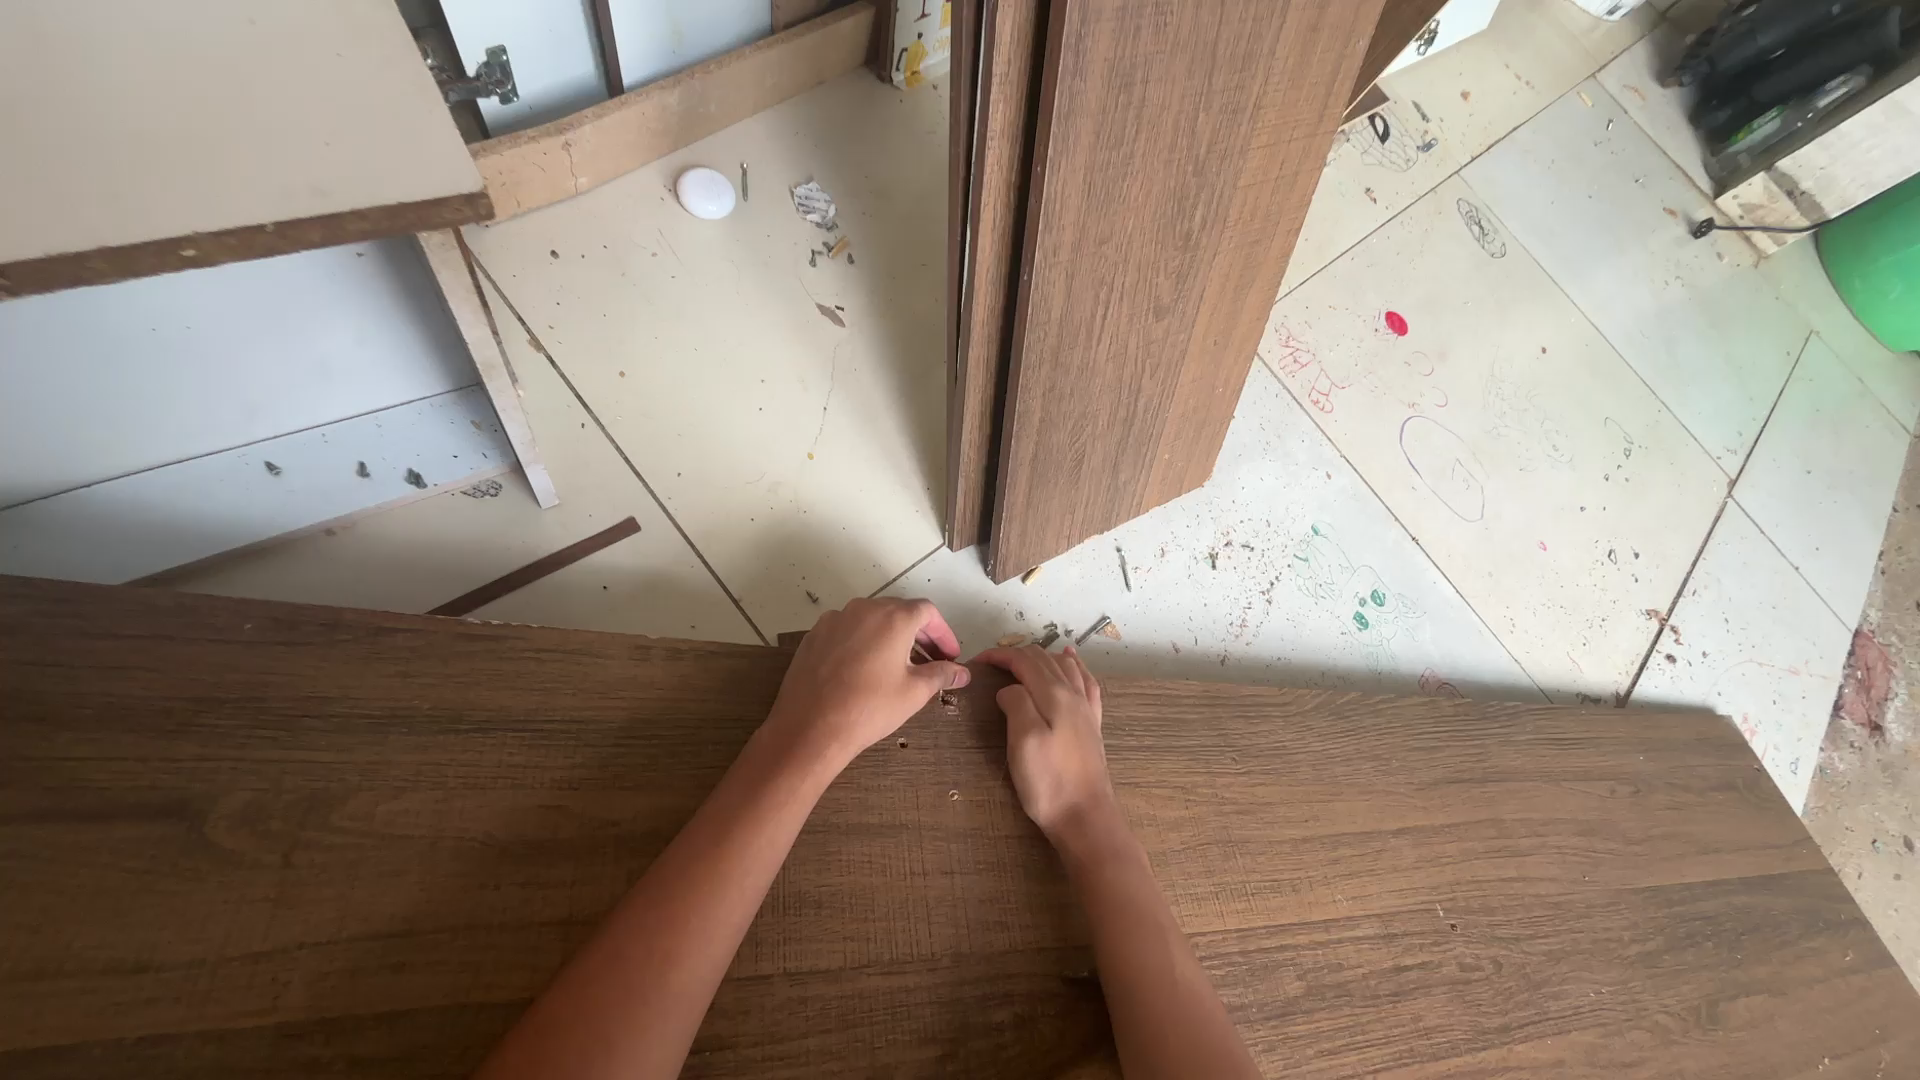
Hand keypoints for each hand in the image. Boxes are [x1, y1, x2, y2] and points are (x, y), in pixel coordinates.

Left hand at [767, 598, 969, 768]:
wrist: (809, 727)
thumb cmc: (869, 708)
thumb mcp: (914, 692)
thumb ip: (941, 675)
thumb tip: (963, 672)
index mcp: (893, 618)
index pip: (928, 612)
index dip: (943, 633)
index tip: (951, 656)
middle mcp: (863, 609)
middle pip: (900, 611)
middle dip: (920, 634)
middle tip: (932, 661)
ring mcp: (835, 619)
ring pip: (872, 619)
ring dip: (891, 636)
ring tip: (899, 665)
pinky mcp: (815, 635)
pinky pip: (848, 630)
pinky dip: (864, 641)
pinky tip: (865, 668)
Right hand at [975, 644, 1118, 844]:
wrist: (1086, 817)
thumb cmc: (1048, 782)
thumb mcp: (1023, 740)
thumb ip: (1016, 703)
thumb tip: (1010, 687)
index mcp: (1054, 695)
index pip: (1024, 660)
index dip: (1000, 655)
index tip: (977, 662)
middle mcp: (1073, 694)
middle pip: (1044, 659)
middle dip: (1016, 654)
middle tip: (991, 666)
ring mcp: (1086, 709)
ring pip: (1065, 666)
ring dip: (1041, 656)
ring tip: (1022, 659)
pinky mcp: (1092, 724)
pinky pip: (1086, 681)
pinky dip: (1074, 665)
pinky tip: (1071, 661)